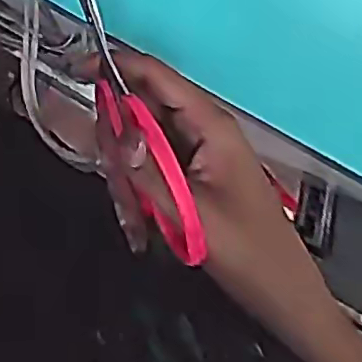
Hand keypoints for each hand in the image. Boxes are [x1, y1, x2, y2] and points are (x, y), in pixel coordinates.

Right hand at [96, 48, 287, 261]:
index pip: (153, 73)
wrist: (285, 296)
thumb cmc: (247, 251)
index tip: (76, 70)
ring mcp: (196, 146)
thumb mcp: (189, 212)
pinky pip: (149, 158)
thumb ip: (144, 168)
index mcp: (208, 123)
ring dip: (126, 170)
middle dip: (117, 138)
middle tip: (113, 178)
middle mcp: (201, 125)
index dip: (113, 64)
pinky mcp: (190, 167)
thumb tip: (113, 128)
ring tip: (133, 214)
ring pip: (139, 135)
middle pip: (140, 105)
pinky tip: (140, 218)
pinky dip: (136, 181)